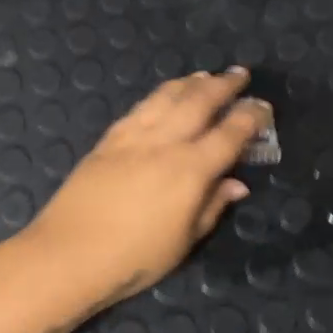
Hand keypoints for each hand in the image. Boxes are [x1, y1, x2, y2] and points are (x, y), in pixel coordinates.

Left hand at [23, 68, 269, 305]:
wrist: (69, 252)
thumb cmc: (134, 259)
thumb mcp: (184, 242)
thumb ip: (211, 206)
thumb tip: (236, 183)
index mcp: (190, 170)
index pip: (229, 134)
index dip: (250, 117)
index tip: (263, 106)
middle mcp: (163, 143)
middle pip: (198, 102)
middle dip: (223, 85)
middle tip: (240, 73)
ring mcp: (132, 137)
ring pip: (166, 97)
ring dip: (189, 83)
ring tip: (204, 76)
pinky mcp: (108, 139)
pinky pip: (139, 108)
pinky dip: (158, 96)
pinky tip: (163, 95)